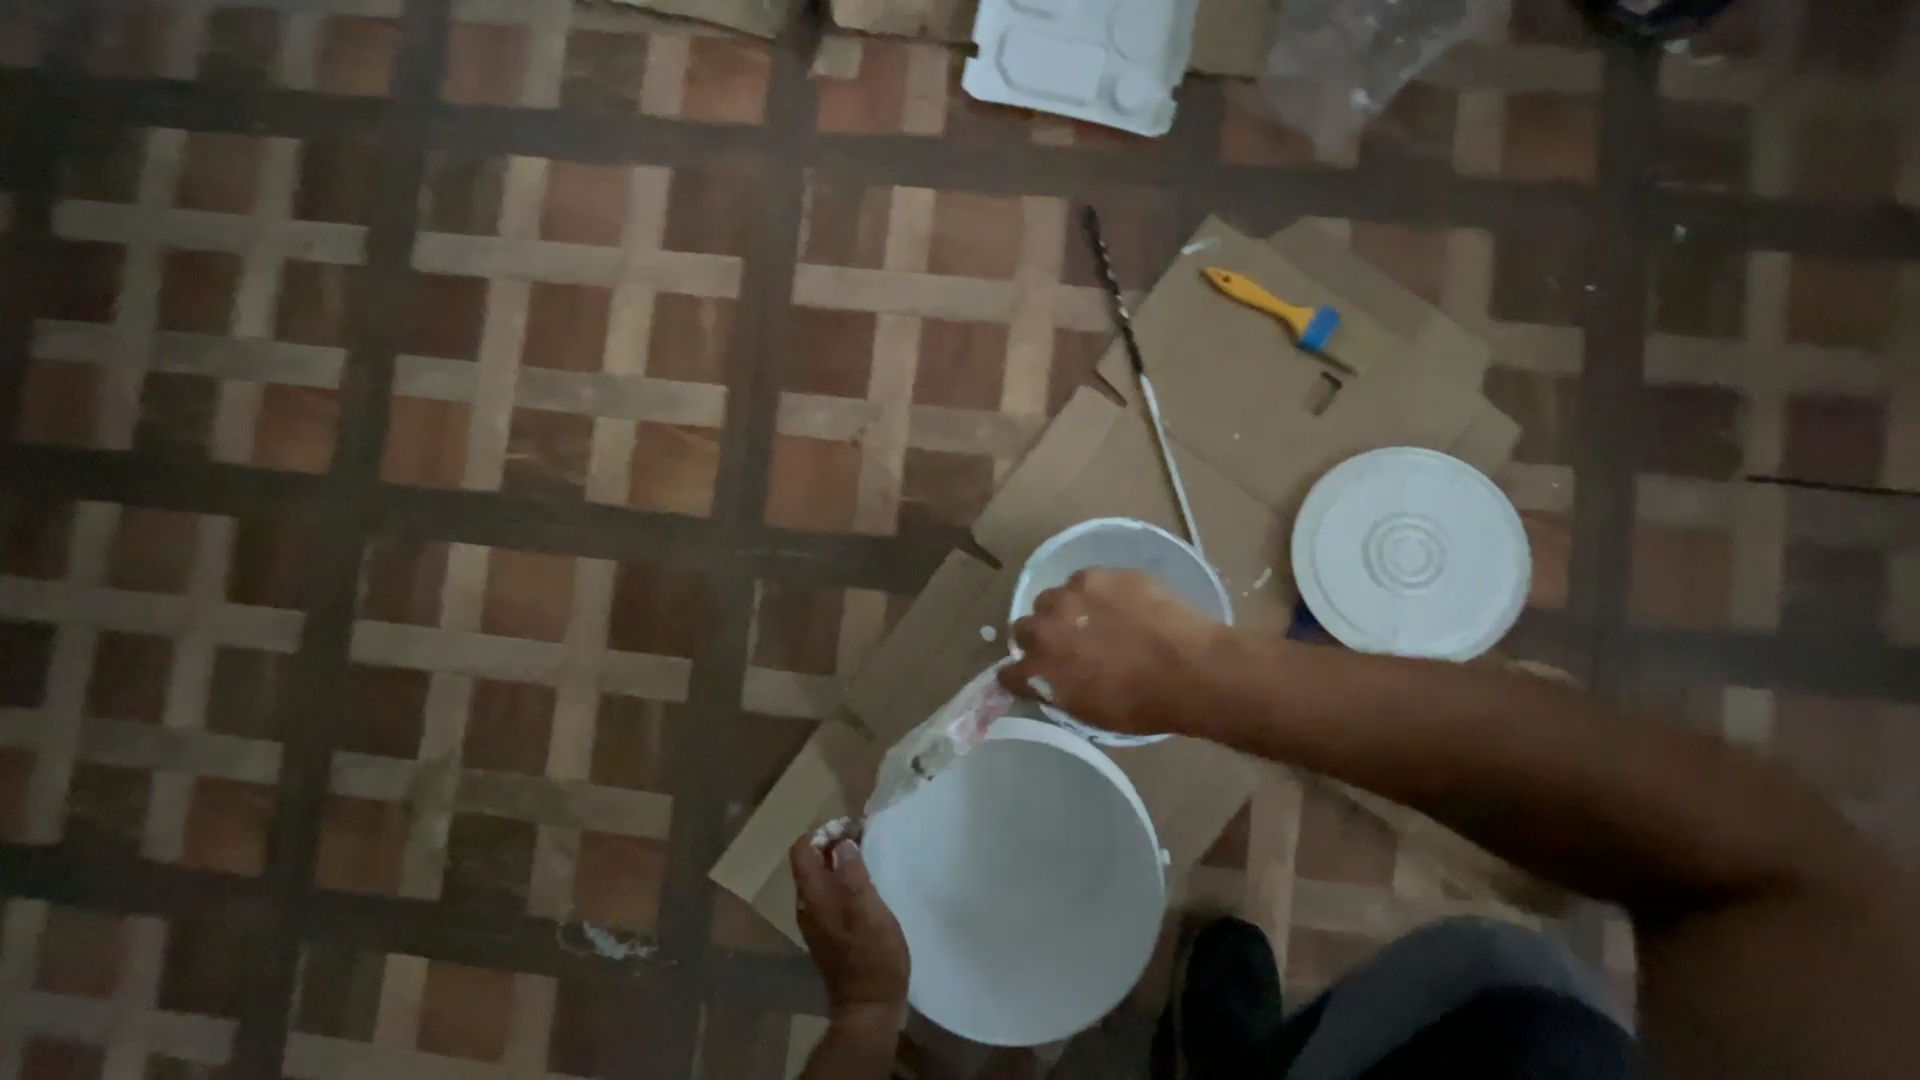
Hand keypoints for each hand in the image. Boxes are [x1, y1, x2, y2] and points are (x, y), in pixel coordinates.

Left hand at [790, 830, 909, 1031]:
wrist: (869, 1008)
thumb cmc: (873, 956)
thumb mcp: (868, 911)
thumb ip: (853, 875)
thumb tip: (842, 843)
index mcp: (814, 897)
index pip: (802, 850)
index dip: (823, 832)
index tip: (852, 828)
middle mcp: (808, 906)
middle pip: (809, 861)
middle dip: (832, 842)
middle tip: (863, 835)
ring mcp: (816, 921)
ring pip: (820, 877)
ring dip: (838, 860)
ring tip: (867, 854)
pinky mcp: (828, 932)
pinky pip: (829, 894)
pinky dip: (842, 879)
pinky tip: (866, 884)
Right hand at [999, 568, 1227, 737]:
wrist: (1192, 669)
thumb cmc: (1144, 705)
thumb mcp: (1090, 713)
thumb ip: (1059, 692)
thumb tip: (1052, 682)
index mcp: (1038, 671)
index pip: (1007, 673)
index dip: (1023, 674)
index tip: (1038, 675)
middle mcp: (1044, 628)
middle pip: (1024, 628)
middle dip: (1042, 636)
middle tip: (1071, 645)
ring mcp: (1071, 595)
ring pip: (1053, 598)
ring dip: (1067, 610)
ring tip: (1098, 619)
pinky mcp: (1100, 574)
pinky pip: (1085, 580)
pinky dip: (1096, 592)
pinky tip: (1122, 603)